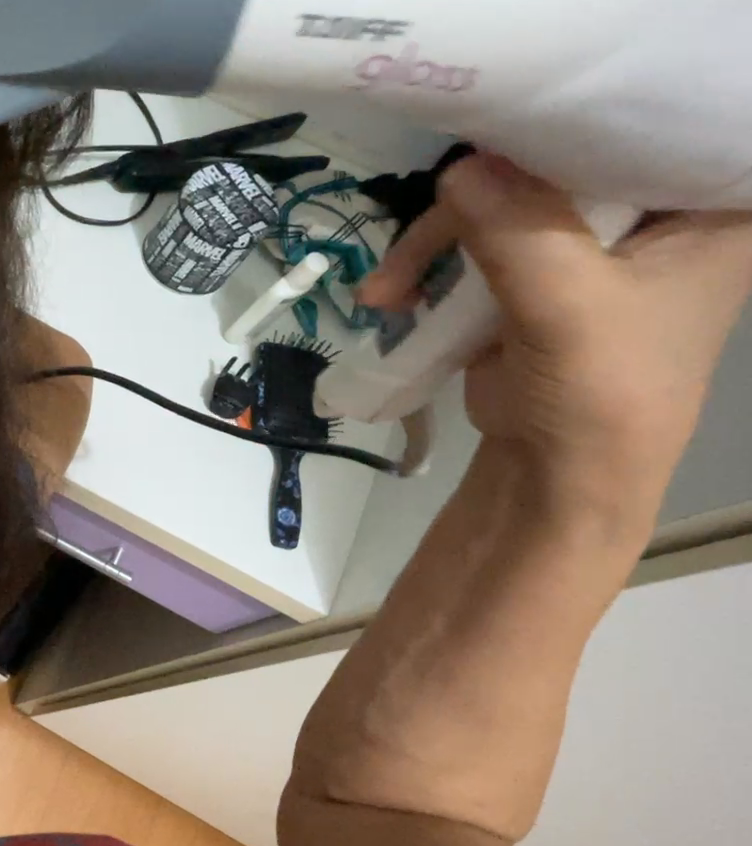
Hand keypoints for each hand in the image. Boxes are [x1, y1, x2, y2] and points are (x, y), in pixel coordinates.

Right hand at [361, 154, 751, 494]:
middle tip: (407, 257)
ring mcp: (585, 245)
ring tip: (381, 296)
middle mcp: (654, 212)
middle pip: (548, 172)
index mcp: (710, 203)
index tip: (496, 130)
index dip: (568, 129)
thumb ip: (519, 233)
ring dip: (428, 249)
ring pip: (497, 209)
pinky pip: (472, 246)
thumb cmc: (601, 391)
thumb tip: (456, 169)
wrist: (556, 470)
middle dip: (466, 212)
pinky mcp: (531, 276)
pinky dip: (427, 269)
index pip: (642, 132)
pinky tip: (394, 298)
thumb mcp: (566, 308)